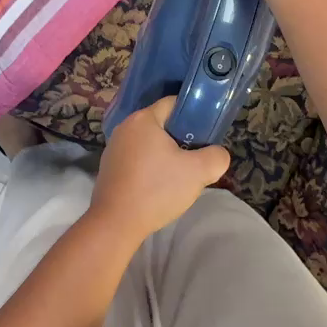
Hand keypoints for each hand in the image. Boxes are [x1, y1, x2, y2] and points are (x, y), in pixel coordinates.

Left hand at [87, 96, 230, 243]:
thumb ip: (217, 157)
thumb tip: (218, 154)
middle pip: (161, 124)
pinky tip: (158, 187)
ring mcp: (113, 148)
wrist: (116, 224)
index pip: (174, 103)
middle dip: (181, 138)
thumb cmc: (157, 189)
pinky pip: (136, 159)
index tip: (206, 134)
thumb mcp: (198, 172)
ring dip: (165, 155)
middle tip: (196, 158)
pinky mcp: (109, 168)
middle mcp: (125, 127)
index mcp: (143, 119)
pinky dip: (150, 167)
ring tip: (179, 175)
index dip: (194, 115)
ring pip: (149, 144)